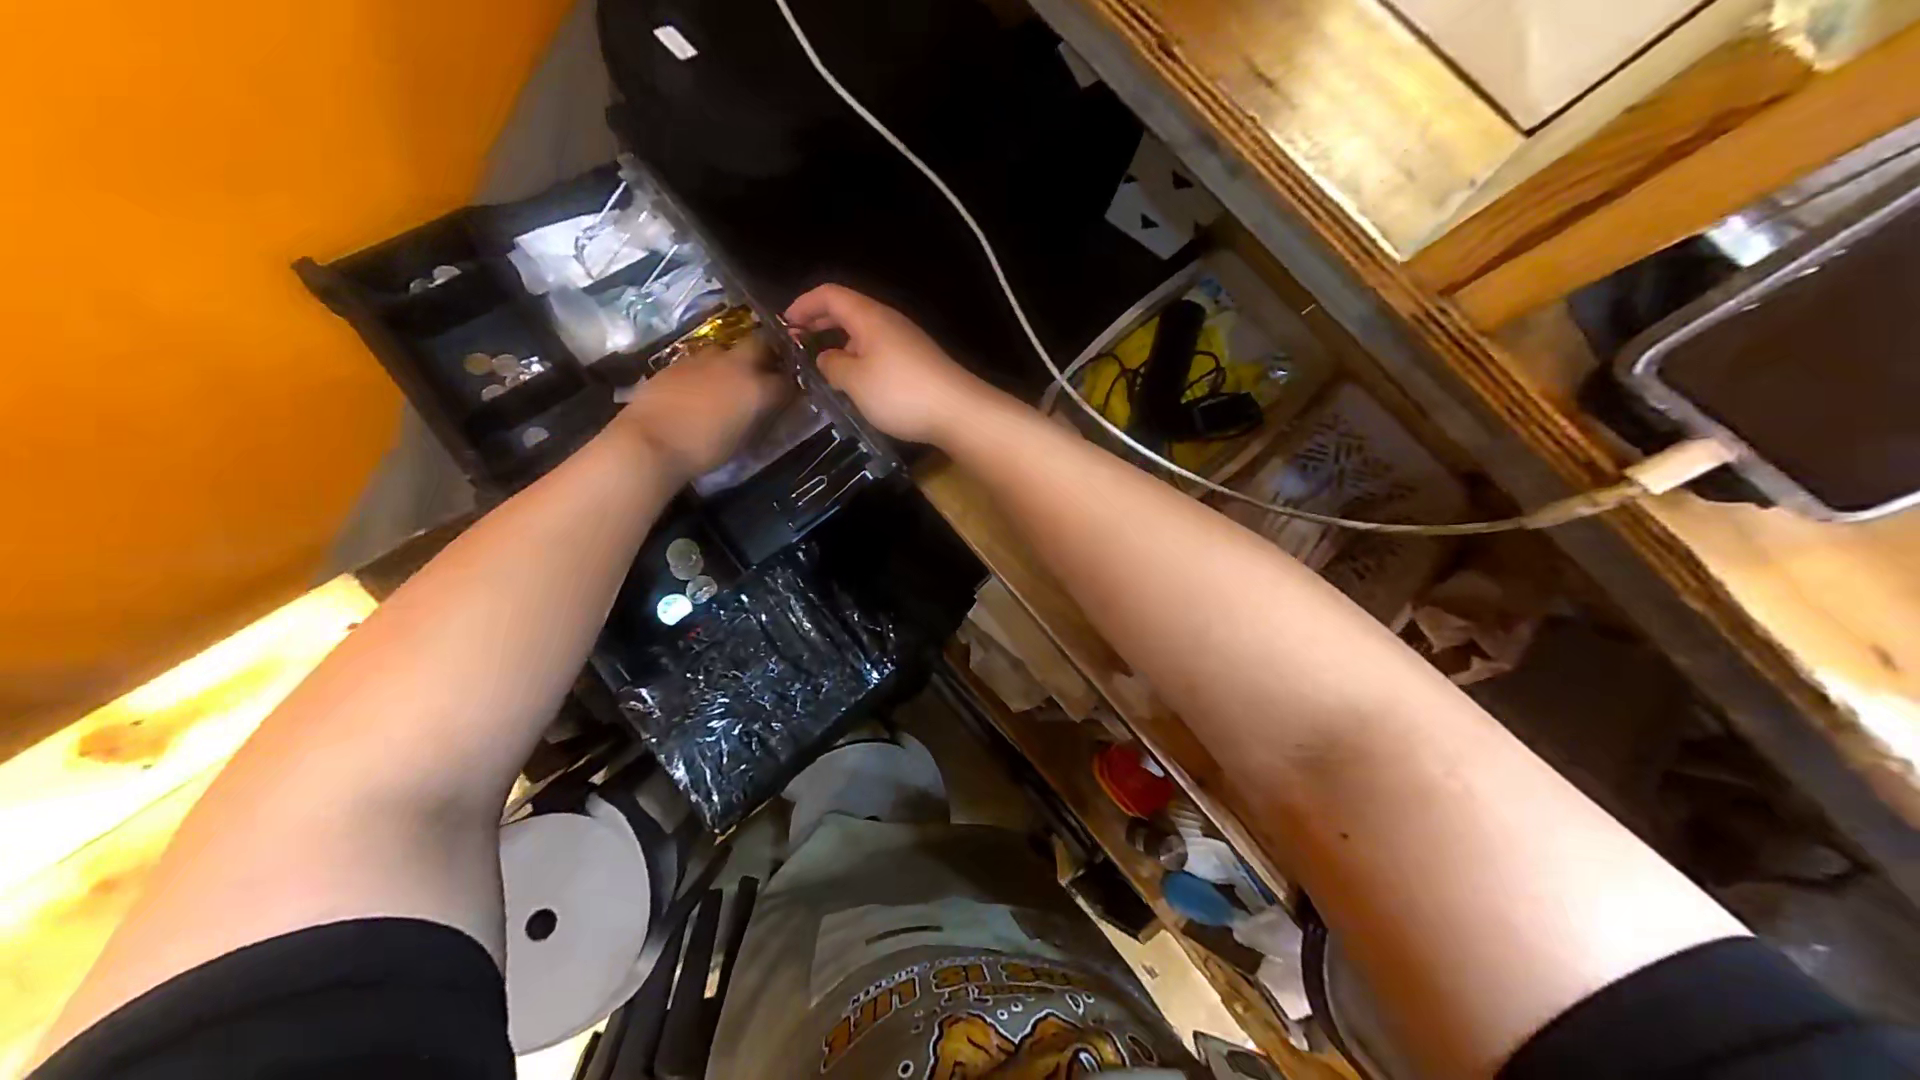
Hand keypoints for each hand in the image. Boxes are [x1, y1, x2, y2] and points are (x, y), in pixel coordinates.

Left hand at [618, 336, 787, 479]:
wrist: (650, 441)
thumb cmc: (704, 450)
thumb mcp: (742, 440)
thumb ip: (757, 418)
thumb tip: (763, 410)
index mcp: (759, 388)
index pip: (787, 381)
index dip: (790, 388)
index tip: (788, 397)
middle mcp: (736, 365)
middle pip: (761, 343)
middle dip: (767, 354)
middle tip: (765, 371)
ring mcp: (704, 359)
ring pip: (728, 349)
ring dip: (734, 360)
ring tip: (729, 379)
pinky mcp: (678, 362)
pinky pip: (701, 359)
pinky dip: (707, 369)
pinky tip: (700, 387)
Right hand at [784, 284, 998, 444]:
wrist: (957, 411)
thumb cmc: (900, 393)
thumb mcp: (854, 381)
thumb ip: (832, 365)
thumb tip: (827, 359)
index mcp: (869, 316)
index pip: (830, 294)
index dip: (803, 304)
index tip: (785, 324)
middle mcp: (888, 321)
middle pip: (847, 310)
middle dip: (819, 322)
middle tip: (798, 343)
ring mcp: (905, 340)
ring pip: (863, 331)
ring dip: (839, 342)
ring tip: (822, 365)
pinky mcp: (916, 360)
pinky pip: (878, 349)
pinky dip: (858, 356)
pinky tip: (854, 380)